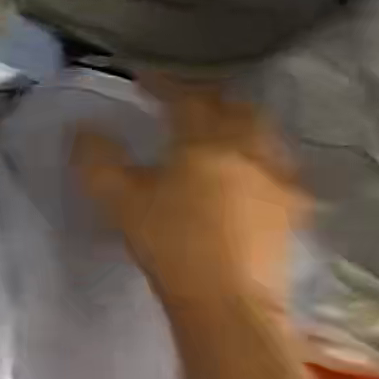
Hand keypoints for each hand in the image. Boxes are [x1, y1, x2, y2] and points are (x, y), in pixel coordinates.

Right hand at [75, 78, 306, 310]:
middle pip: (234, 108)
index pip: (185, 98)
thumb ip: (96, 156)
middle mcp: (249, 152)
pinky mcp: (291, 210)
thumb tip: (87, 130)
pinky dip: (253, 152)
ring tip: (211, 127)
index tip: (139, 77)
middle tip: (178, 98)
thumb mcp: (114, 195)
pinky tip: (240, 167)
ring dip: (234, 121)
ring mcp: (278, 181)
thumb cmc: (167, 240)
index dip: (161, 83)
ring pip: (261, 134)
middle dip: (205, 96)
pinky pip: (275, 163)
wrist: (228, 302)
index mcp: (205, 142)